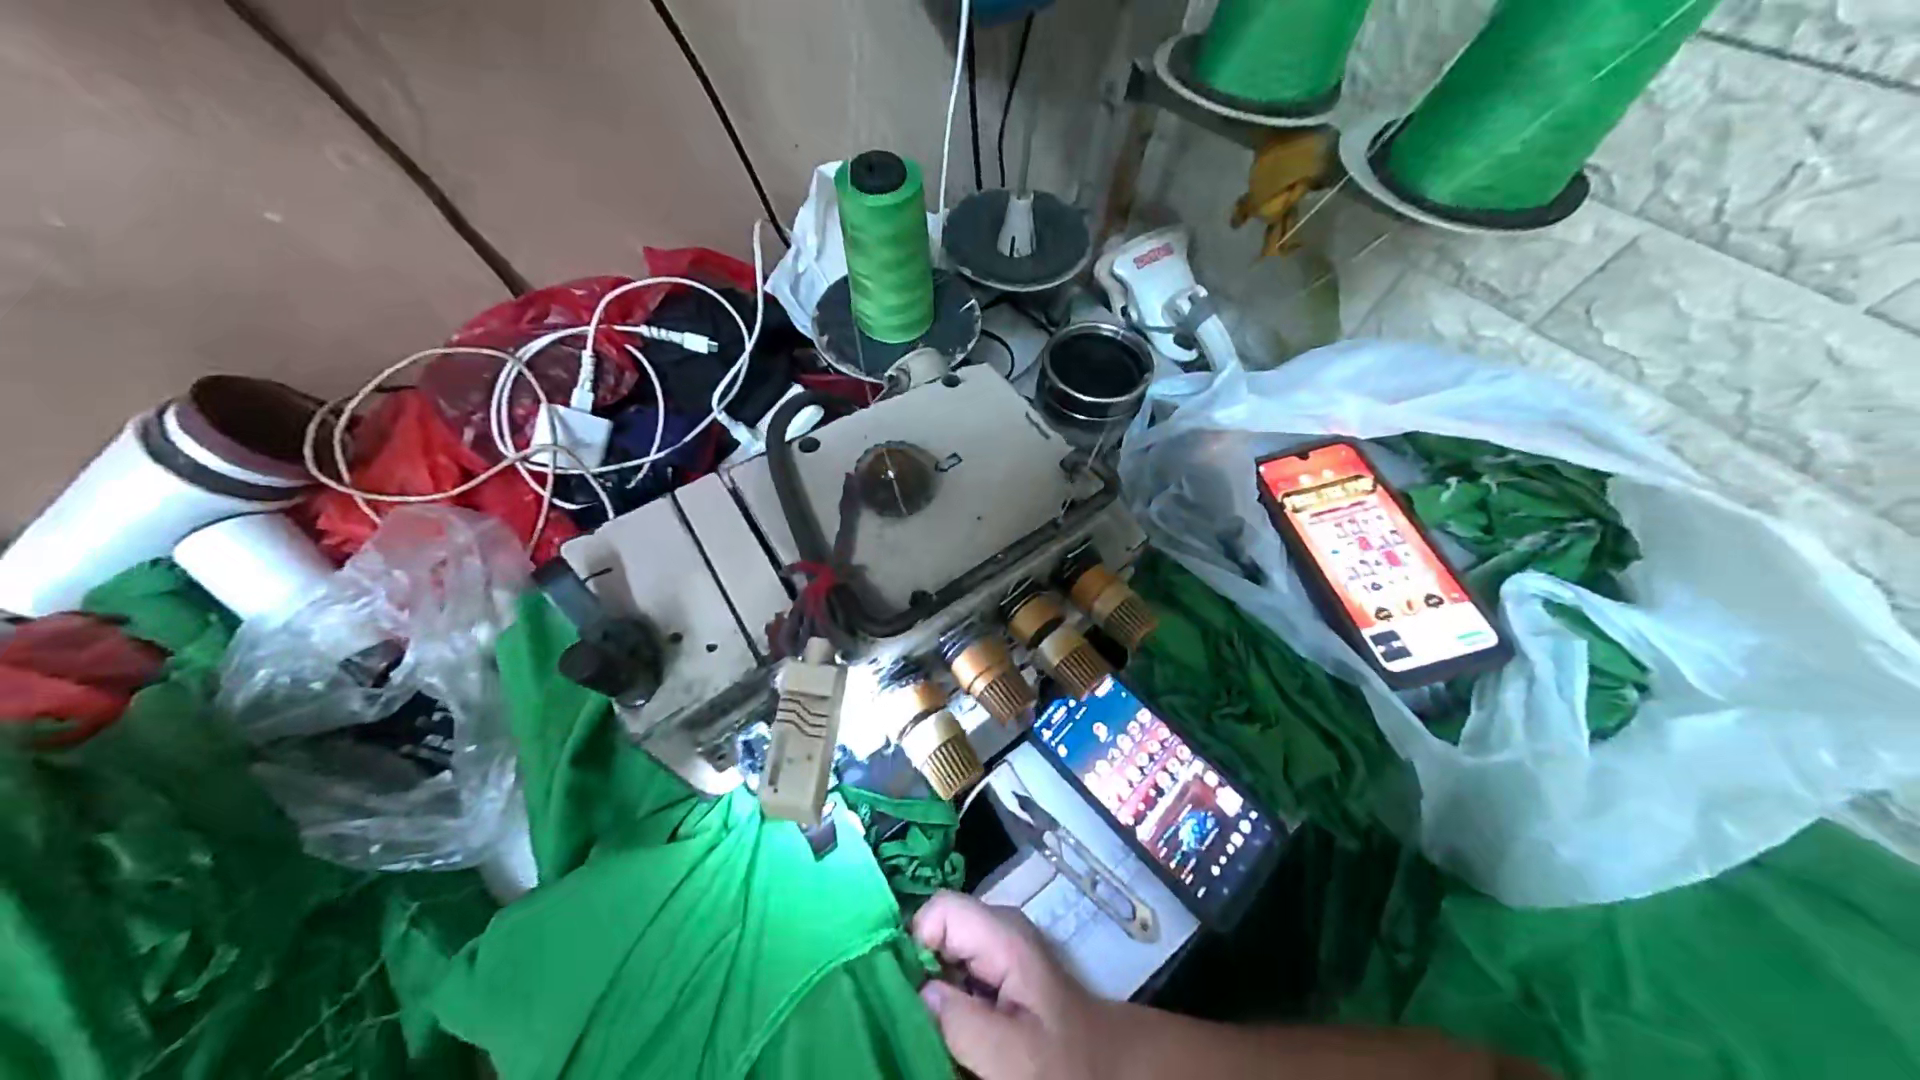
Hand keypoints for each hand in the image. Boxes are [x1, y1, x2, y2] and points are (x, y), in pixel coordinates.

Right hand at [912, 890, 1109, 1079]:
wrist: (1111, 1067)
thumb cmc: (1067, 1062)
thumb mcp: (1014, 1055)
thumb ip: (961, 1023)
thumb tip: (915, 992)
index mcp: (1002, 935)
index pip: (939, 910)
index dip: (914, 944)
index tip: (905, 993)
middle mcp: (996, 930)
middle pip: (936, 929)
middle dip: (917, 969)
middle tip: (911, 1018)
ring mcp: (996, 948)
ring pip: (941, 951)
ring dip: (929, 988)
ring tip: (926, 1028)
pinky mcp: (996, 969)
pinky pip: (954, 970)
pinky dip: (943, 998)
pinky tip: (946, 1030)